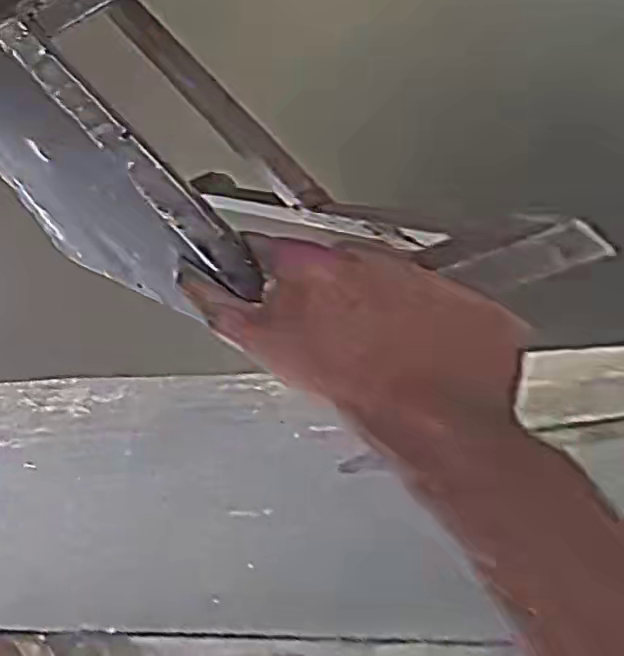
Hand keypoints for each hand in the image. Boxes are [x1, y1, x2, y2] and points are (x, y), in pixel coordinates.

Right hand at [182, 236, 529, 436]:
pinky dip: (427, 318)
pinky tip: (412, 344)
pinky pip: (441, 301)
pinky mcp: (476, 307)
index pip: (269, 246)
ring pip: (386, 277)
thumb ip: (214, 301)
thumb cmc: (345, 381)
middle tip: (320, 319)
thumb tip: (192, 281)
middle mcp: (369, 261)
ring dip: (374, 297)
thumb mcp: (255, 341)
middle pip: (331, 258)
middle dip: (322, 282)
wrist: (432, 423)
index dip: (261, 266)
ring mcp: (428, 282)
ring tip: (369, 337)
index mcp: (310, 263)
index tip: (267, 283)